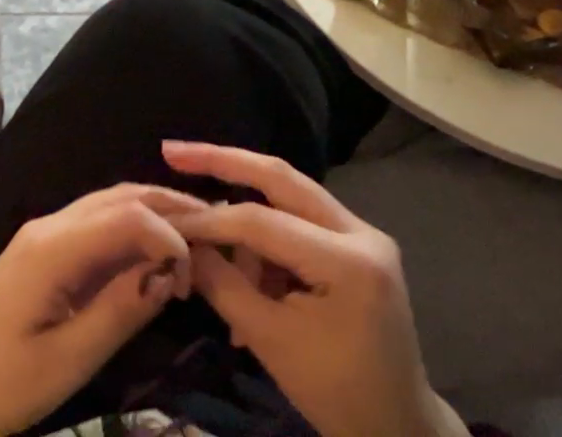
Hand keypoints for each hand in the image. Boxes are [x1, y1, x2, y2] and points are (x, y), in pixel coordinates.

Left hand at [0, 183, 206, 436]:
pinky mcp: (41, 251)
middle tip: (218, 236)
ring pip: (108, 204)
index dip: (172, 234)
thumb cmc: (0, 382)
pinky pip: (94, 224)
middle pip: (120, 196)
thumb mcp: (68, 359)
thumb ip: (121, 310)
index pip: (128, 214)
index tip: (195, 279)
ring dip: (154, 214)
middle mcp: (49, 226)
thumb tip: (168, 272)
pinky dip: (132, 229)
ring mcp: (43, 235)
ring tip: (197, 241)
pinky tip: (154, 252)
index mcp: (53, 248)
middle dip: (171, 209)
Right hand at [161, 142, 464, 436]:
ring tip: (210, 251)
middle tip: (173, 151)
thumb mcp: (269, 341)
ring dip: (243, 215)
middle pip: (280, 178)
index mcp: (348, 262)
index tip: (163, 219)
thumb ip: (220, 283)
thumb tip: (177, 242)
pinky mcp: (357, 246)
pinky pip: (299, 222)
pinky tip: (243, 268)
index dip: (206, 220)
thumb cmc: (335, 391)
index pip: (260, 221)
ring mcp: (364, 236)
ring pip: (288, 197)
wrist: (399, 426)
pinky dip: (264, 238)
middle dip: (223, 160)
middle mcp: (362, 233)